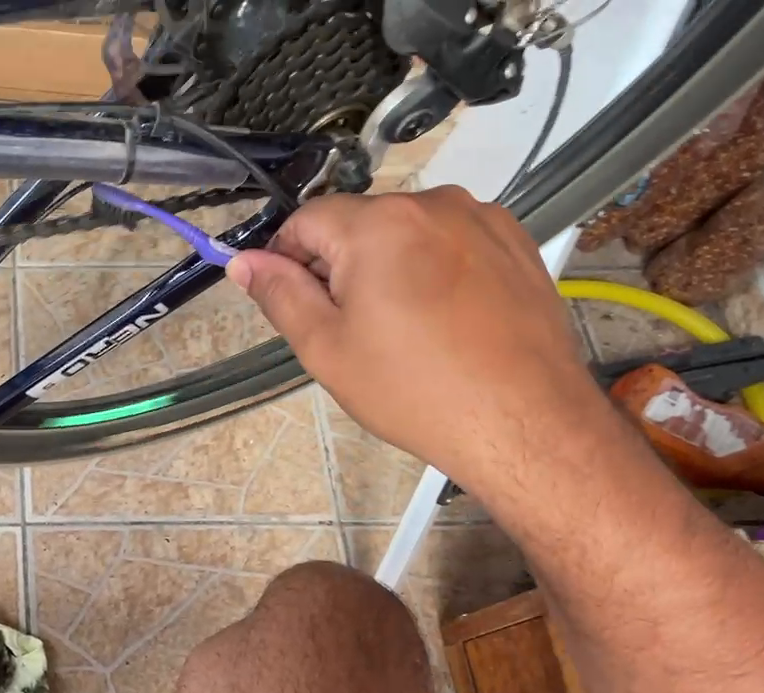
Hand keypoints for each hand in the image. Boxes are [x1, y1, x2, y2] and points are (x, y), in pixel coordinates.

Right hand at [226, 187, 602, 493]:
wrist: (520, 417)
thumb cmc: (412, 388)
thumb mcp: (324, 346)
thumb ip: (280, 295)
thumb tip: (244, 263)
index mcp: (378, 225)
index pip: (306, 219)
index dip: (284, 258)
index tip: (289, 302)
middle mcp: (434, 204)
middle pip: (357, 223)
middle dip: (337, 265)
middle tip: (343, 329)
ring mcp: (481, 218)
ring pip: (404, 232)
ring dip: (383, 268)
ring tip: (395, 330)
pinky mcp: (514, 241)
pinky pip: (448, 243)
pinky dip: (428, 271)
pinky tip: (436, 322)